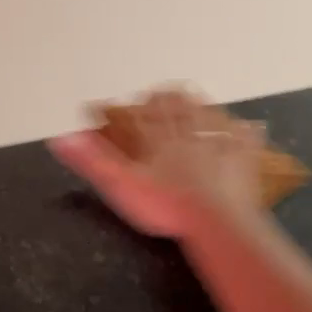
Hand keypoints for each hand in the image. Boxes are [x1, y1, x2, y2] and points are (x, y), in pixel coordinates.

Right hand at [48, 88, 265, 238]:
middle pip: (180, 107)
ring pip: (211, 116)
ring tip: (198, 98)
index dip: (139, 104)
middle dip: (170, 98)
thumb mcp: (120, 184)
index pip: (147, 113)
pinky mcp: (244, 162)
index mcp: (159, 139)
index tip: (134, 98)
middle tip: (165, 90)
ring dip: (202, 105)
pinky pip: (247, 140)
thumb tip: (59, 137)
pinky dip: (246, 132)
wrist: (216, 221)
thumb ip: (92, 160)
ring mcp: (219, 145)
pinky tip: (252, 127)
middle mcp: (189, 134)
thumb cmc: (165, 204)